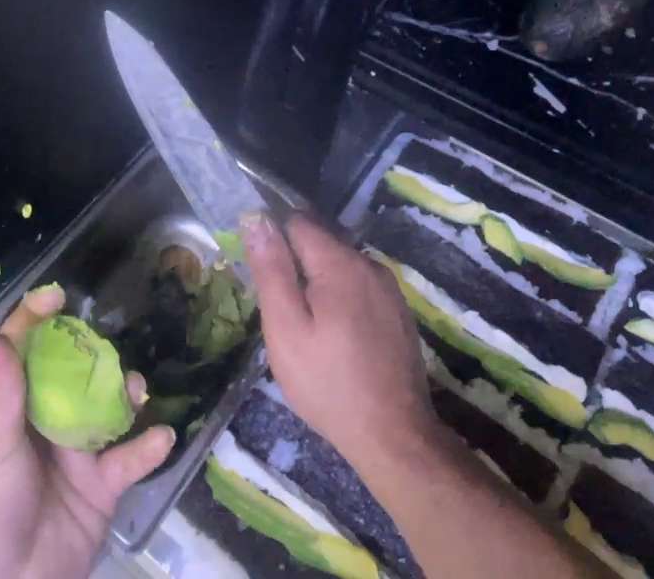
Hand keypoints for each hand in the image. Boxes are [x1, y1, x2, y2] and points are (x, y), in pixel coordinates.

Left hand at [0, 285, 176, 578]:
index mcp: (5, 408)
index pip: (20, 352)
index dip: (36, 320)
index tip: (59, 295)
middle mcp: (40, 424)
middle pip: (71, 375)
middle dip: (92, 356)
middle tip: (110, 345)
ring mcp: (72, 456)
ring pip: (104, 411)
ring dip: (123, 396)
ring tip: (135, 388)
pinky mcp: (99, 489)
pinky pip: (128, 461)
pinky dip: (146, 447)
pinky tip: (160, 436)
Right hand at [240, 211, 440, 466]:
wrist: (392, 435)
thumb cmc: (328, 382)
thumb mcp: (286, 327)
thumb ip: (271, 269)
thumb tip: (256, 217)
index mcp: (341, 263)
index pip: (298, 221)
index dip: (273, 237)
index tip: (259, 270)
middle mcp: (370, 265)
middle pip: (321, 242)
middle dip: (295, 263)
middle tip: (278, 307)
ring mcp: (389, 290)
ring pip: (340, 266)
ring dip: (318, 282)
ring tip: (303, 325)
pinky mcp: (398, 313)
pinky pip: (359, 288)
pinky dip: (340, 299)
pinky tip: (332, 335)